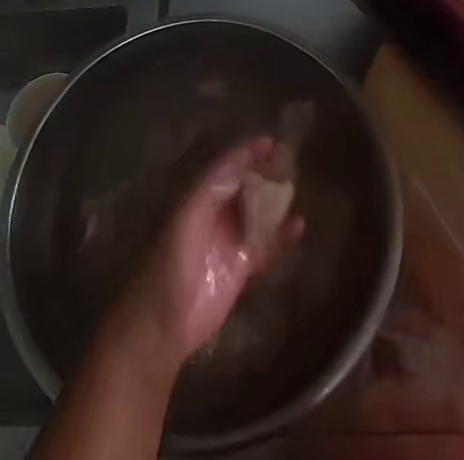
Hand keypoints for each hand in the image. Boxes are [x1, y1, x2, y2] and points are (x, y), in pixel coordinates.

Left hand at [106, 137, 304, 366]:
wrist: (163, 322)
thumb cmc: (170, 263)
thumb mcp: (186, 217)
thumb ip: (210, 188)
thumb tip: (236, 159)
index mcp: (195, 200)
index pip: (224, 169)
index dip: (244, 153)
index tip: (269, 140)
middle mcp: (213, 217)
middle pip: (243, 188)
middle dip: (263, 172)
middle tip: (289, 157)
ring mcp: (228, 243)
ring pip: (257, 215)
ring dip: (275, 201)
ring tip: (297, 183)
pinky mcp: (241, 269)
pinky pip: (267, 247)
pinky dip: (283, 236)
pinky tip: (300, 225)